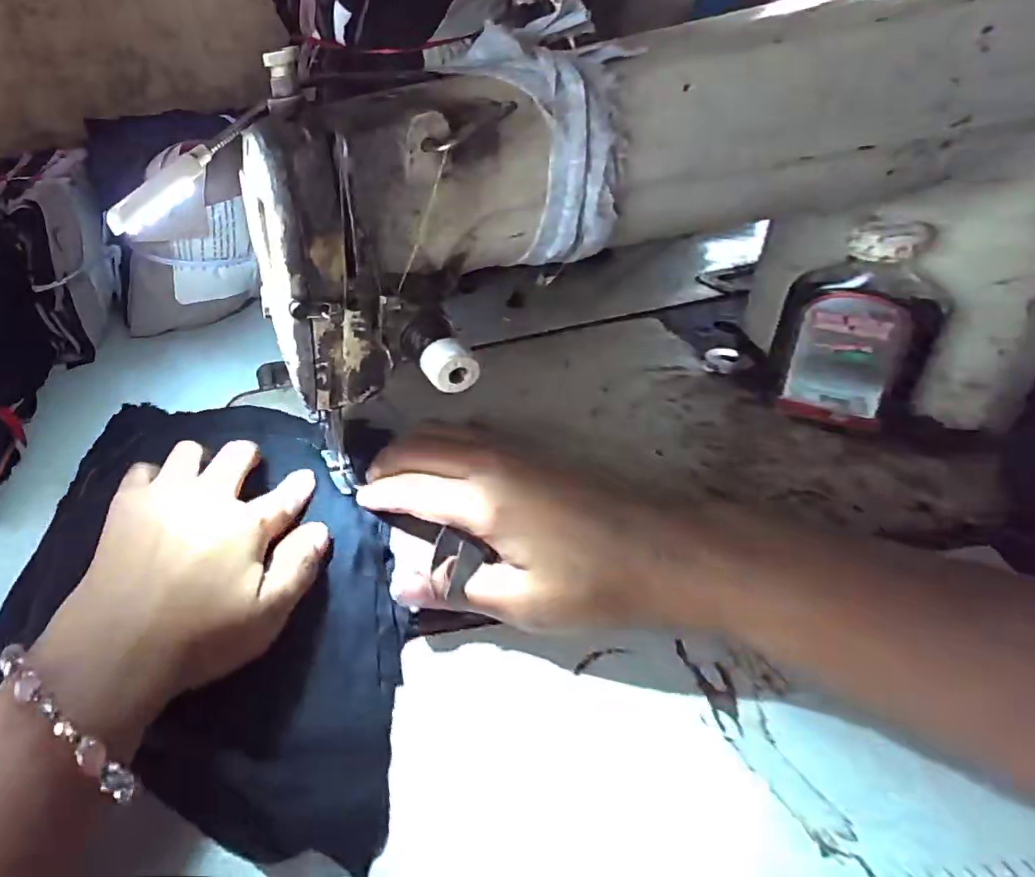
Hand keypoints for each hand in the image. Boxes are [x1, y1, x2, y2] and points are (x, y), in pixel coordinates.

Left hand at [33, 441, 329, 734]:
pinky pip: (145, 467)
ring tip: (199, 478)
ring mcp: (164, 491)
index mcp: (246, 525)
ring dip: (201, 460)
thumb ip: (296, 568)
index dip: (299, 486)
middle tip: (248, 467)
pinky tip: (156, 493)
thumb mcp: (265, 616)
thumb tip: (320, 529)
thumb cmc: (202, 636)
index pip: (283, 497)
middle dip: (248, 455)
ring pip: (189, 450)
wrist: (122, 638)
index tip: (305, 477)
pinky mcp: (128, 497)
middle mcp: (208, 495)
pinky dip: (155, 476)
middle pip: (236, 454)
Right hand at [357, 428, 718, 631]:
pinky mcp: (525, 445)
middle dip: (383, 465)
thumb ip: (455, 588)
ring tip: (395, 476)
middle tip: (370, 491)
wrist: (677, 551)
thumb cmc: (598, 584)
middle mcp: (485, 460)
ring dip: (407, 448)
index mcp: (480, 499)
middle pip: (413, 447)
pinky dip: (432, 441)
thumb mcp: (525, 603)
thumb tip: (399, 586)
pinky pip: (459, 430)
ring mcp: (507, 446)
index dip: (377, 495)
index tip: (357, 506)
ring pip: (434, 430)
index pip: (406, 487)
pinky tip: (437, 465)